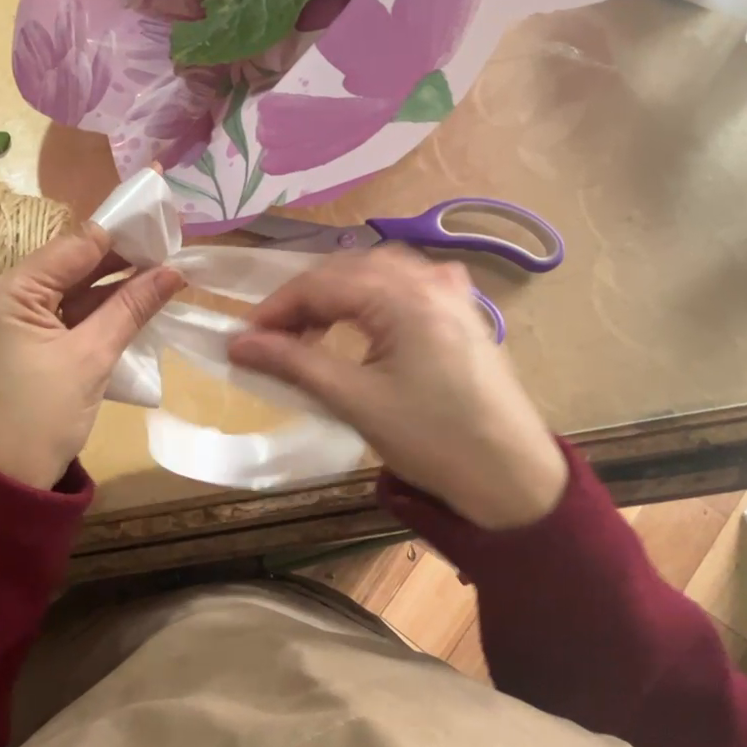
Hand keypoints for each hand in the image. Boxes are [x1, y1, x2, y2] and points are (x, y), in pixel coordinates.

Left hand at [0, 225, 185, 488]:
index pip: (70, 248)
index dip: (117, 237)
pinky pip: (61, 315)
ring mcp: (9, 321)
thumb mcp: (92, 357)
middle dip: (117, 260)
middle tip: (168, 251)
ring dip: (109, 286)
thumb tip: (174, 271)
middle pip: (66, 266)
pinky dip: (93, 311)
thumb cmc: (45, 415)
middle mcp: (1, 297)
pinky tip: (132, 301)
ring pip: (67, 291)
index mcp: (6, 292)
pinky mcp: (21, 343)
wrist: (8, 478)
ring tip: (160, 273)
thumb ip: (131, 308)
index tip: (161, 230)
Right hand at [228, 246, 566, 528]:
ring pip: (373, 275)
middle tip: (268, 341)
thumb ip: (292, 363)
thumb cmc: (431, 439)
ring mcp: (451, 291)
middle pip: (345, 271)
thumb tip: (236, 344)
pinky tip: (359, 323)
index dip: (273, 309)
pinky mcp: (460, 312)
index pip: (320, 283)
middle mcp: (429, 279)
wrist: (510, 475)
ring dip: (332, 299)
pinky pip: (403, 286)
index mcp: (404, 295)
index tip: (240, 340)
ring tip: (305, 335)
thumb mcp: (354, 400)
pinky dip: (368, 299)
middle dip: (300, 302)